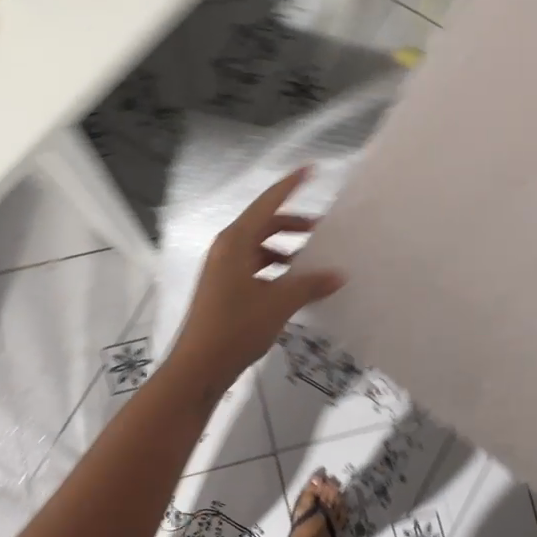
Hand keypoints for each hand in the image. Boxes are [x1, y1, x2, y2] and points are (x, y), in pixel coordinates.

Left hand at [168, 168, 344, 388]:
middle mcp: (226, 249)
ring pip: (259, 248)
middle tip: (323, 231)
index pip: (266, 204)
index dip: (289, 187)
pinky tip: (293, 286)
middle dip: (292, 225)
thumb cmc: (236, 328)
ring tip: (312, 262)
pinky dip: (274, 270)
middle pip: (263, 226)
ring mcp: (222, 270)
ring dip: (284, 250)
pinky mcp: (223, 289)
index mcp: (235, 242)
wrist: (199, 367)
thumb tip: (338, 274)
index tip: (311, 169)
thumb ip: (310, 285)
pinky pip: (254, 267)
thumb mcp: (279, 303)